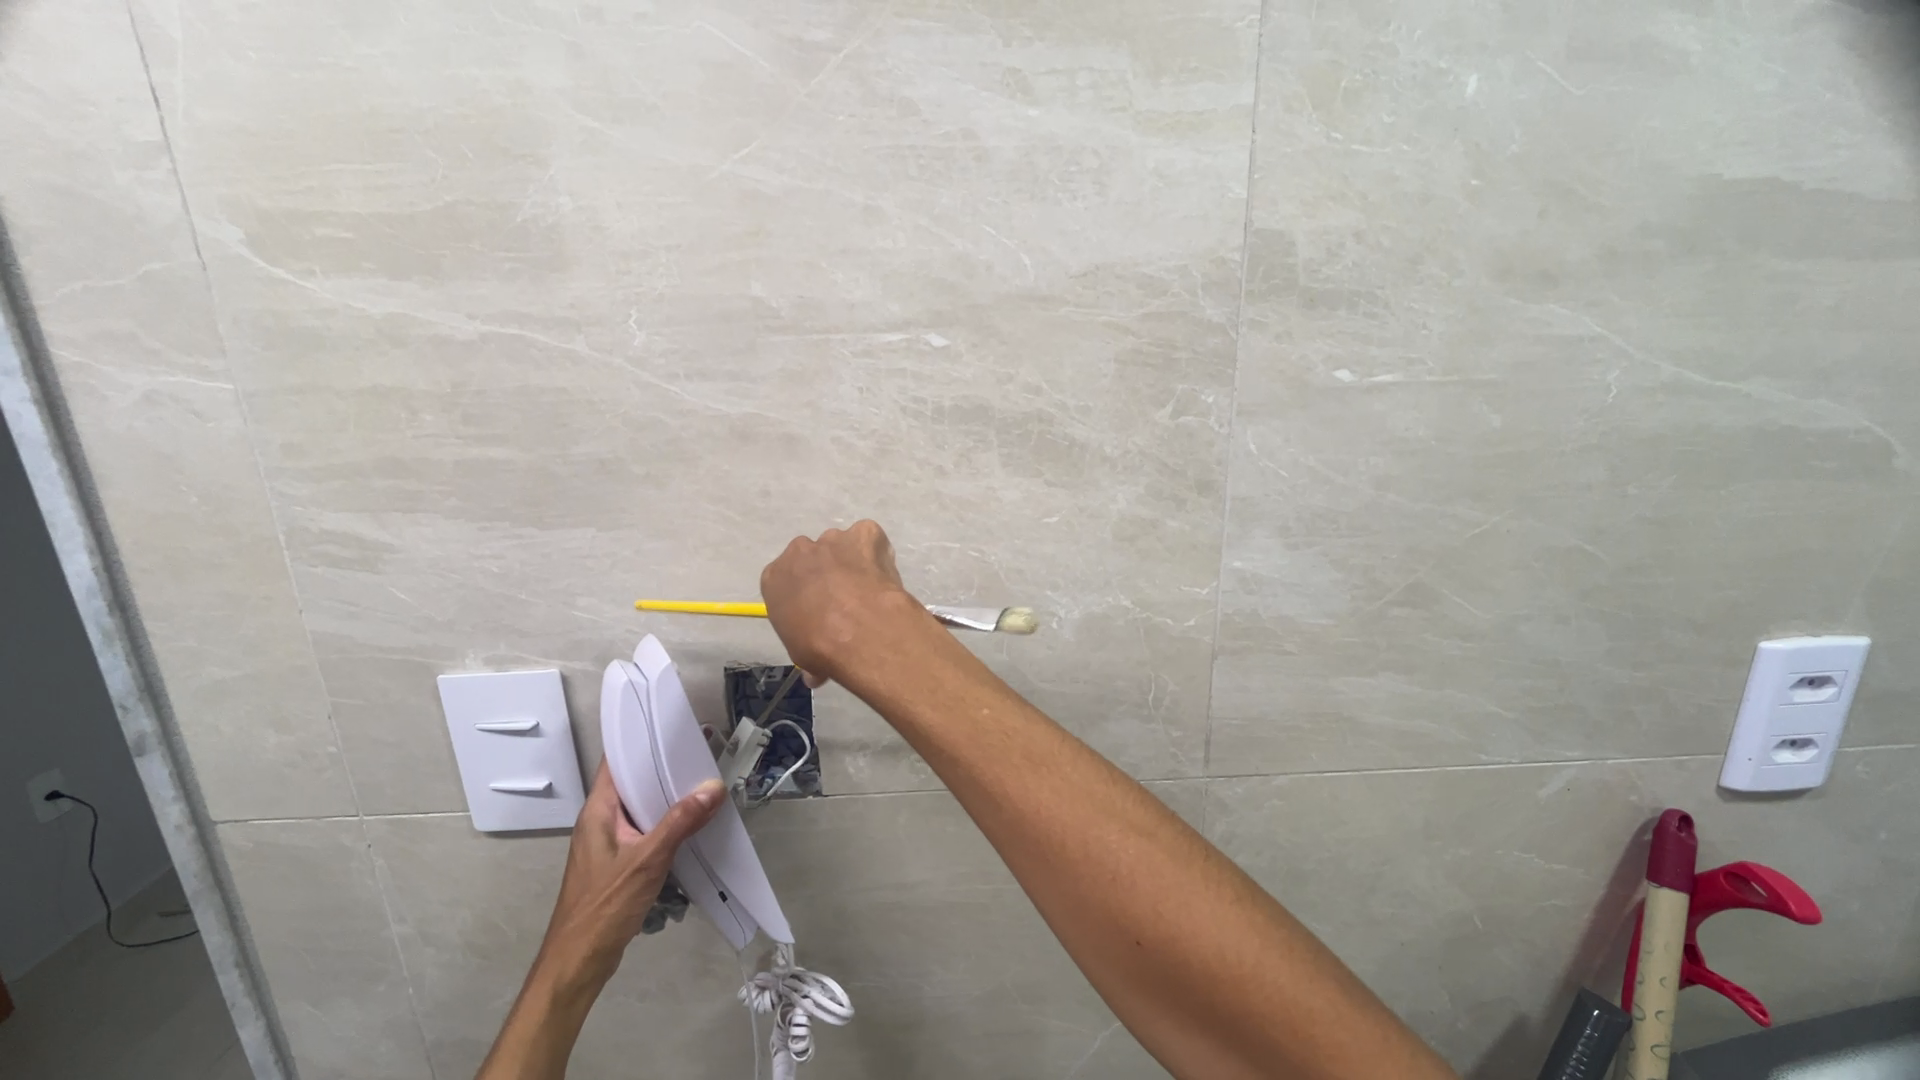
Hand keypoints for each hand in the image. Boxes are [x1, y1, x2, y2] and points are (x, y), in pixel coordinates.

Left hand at [532, 762, 721, 994]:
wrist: (578, 961)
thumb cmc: (604, 906)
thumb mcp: (647, 860)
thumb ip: (680, 822)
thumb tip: (713, 787)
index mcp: (599, 811)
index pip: (618, 762)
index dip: (642, 741)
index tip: (673, 726)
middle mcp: (601, 820)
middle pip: (634, 783)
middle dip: (666, 769)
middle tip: (701, 752)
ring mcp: (609, 842)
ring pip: (643, 809)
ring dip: (670, 799)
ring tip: (705, 784)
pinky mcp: (619, 862)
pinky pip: (646, 831)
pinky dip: (668, 824)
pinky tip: (694, 826)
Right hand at [759, 520, 934, 683]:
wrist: (859, 631)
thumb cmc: (820, 647)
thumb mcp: (802, 657)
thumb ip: (806, 657)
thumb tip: (816, 675)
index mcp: (774, 577)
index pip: (785, 583)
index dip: (805, 598)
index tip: (820, 614)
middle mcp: (799, 552)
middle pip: (812, 560)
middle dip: (826, 576)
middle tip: (846, 604)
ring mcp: (832, 539)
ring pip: (841, 547)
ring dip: (852, 564)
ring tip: (868, 593)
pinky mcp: (864, 533)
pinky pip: (870, 539)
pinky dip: (877, 554)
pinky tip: (883, 577)